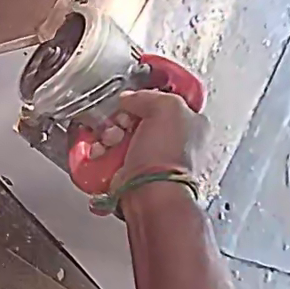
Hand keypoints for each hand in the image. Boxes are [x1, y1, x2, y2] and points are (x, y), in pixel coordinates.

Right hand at [84, 88, 205, 183]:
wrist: (148, 192)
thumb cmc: (165, 153)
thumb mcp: (167, 108)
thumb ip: (148, 95)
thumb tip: (128, 99)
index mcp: (190, 124)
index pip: (162, 102)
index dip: (144, 100)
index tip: (133, 103)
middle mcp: (169, 142)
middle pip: (135, 120)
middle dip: (120, 120)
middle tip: (120, 125)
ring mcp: (147, 159)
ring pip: (118, 137)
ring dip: (107, 137)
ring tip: (109, 143)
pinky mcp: (126, 173)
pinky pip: (107, 156)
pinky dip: (99, 154)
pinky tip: (100, 154)